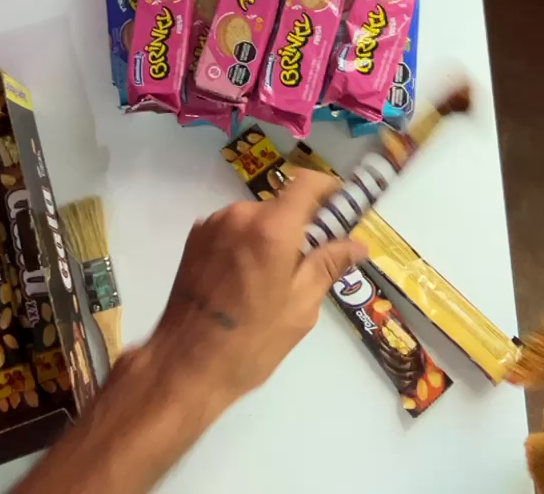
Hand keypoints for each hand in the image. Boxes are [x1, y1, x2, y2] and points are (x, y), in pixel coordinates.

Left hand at [138, 168, 367, 409]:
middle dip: (298, 226)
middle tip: (308, 262)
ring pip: (255, 218)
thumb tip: (357, 244)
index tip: (340, 205)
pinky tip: (243, 279)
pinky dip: (245, 242)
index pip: (306, 183)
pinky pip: (231, 228)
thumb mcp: (301, 307)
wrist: (187, 361)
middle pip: (280, 205)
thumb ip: (327, 265)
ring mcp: (213, 223)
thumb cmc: (252, 340)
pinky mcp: (195, 235)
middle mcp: (240, 214)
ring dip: (269, 236)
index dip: (327, 188)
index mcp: (271, 228)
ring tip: (271, 279)